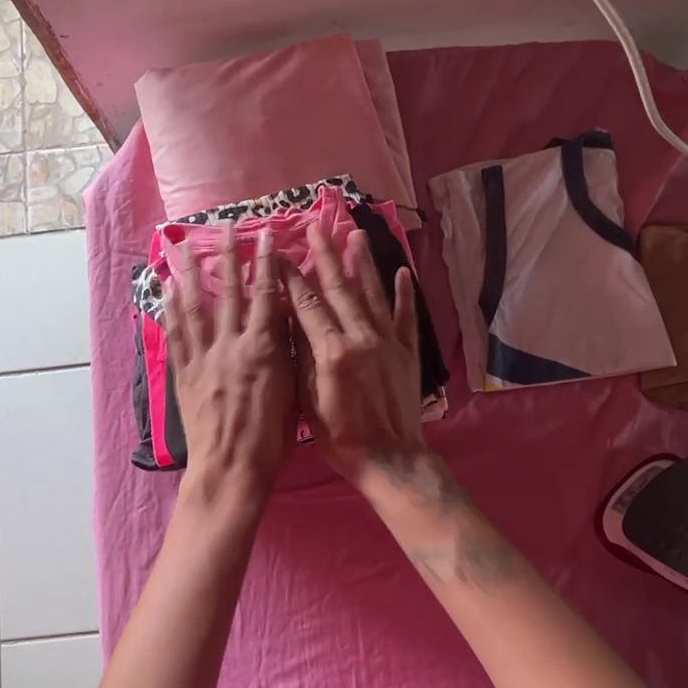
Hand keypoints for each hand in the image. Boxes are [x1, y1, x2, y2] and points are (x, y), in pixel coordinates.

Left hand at [166, 232, 297, 501]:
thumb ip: (289, 350)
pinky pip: (177, 334)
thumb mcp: (293, 390)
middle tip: (224, 227)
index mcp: (264, 347)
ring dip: (192, 273)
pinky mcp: (185, 373)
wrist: (232, 469)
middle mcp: (231, 344)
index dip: (265, 262)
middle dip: (228, 256)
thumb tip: (288, 315)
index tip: (264, 235)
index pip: (266, 294)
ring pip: (196, 306)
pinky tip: (168, 290)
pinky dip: (171, 309)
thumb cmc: (272, 437)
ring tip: (186, 247)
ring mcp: (204, 357)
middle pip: (230, 292)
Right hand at [281, 222, 427, 486]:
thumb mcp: (309, 400)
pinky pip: (405, 316)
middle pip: (340, 289)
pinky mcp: (408, 352)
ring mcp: (388, 343)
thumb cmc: (341, 438)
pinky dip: (404, 294)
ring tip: (355, 234)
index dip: (292, 278)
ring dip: (363, 263)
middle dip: (326, 255)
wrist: (391, 460)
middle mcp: (361, 338)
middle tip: (316, 226)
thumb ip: (302, 357)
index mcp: (333, 351)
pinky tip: (401, 272)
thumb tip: (290, 319)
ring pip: (373, 294)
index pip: (307, 305)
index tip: (280, 255)